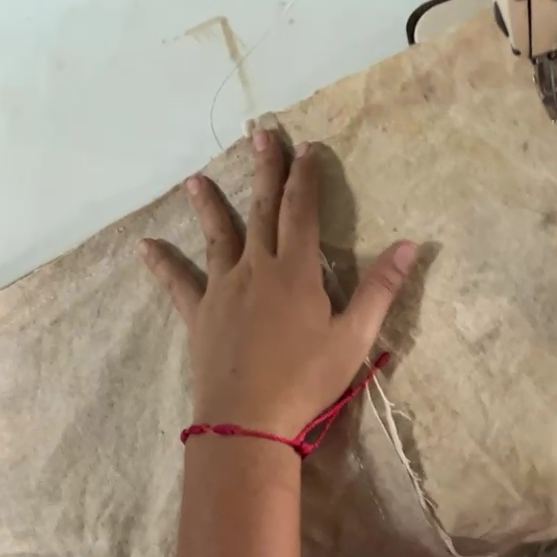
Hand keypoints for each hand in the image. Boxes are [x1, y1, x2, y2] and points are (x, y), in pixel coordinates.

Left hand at [141, 130, 416, 440]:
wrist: (247, 422)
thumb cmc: (307, 381)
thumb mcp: (355, 338)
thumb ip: (380, 288)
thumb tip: (411, 244)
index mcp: (296, 272)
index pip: (303, 211)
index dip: (306, 177)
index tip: (308, 147)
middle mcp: (256, 269)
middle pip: (262, 210)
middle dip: (265, 172)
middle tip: (261, 135)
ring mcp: (223, 290)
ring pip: (218, 237)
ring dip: (210, 205)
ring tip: (195, 179)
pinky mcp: (200, 315)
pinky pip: (179, 283)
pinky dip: (162, 264)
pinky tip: (145, 247)